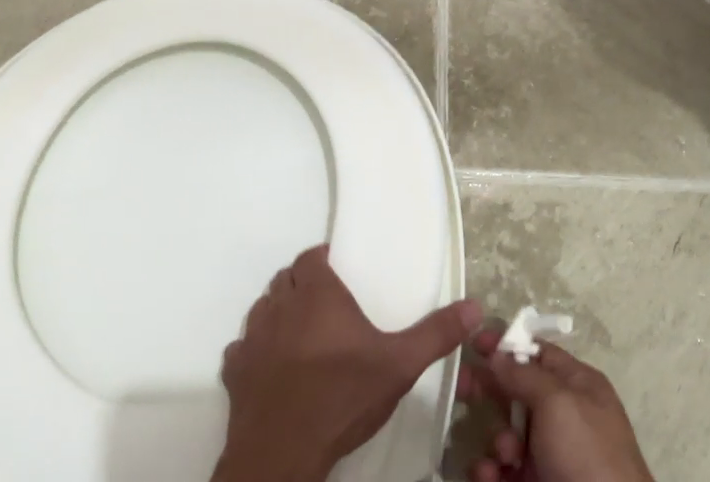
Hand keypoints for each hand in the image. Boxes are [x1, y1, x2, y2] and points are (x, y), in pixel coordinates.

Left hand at [211, 244, 481, 481]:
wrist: (284, 452)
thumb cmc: (343, 397)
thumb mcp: (400, 365)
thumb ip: (436, 334)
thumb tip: (474, 307)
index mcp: (317, 295)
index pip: (310, 258)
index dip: (321, 259)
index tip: (338, 268)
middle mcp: (279, 307)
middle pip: (285, 279)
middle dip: (302, 283)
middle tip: (327, 302)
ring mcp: (252, 339)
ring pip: (262, 309)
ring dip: (278, 312)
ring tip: (302, 331)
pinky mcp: (234, 371)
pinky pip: (243, 347)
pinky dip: (256, 349)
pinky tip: (273, 365)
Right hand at [458, 331, 654, 481]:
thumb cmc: (587, 454)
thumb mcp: (559, 403)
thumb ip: (525, 375)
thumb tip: (498, 354)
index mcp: (577, 386)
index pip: (538, 353)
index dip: (507, 345)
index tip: (474, 343)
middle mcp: (561, 415)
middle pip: (516, 390)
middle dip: (489, 389)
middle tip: (462, 387)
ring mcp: (547, 452)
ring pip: (505, 432)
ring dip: (496, 440)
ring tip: (507, 454)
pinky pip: (500, 468)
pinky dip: (489, 470)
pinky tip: (489, 475)